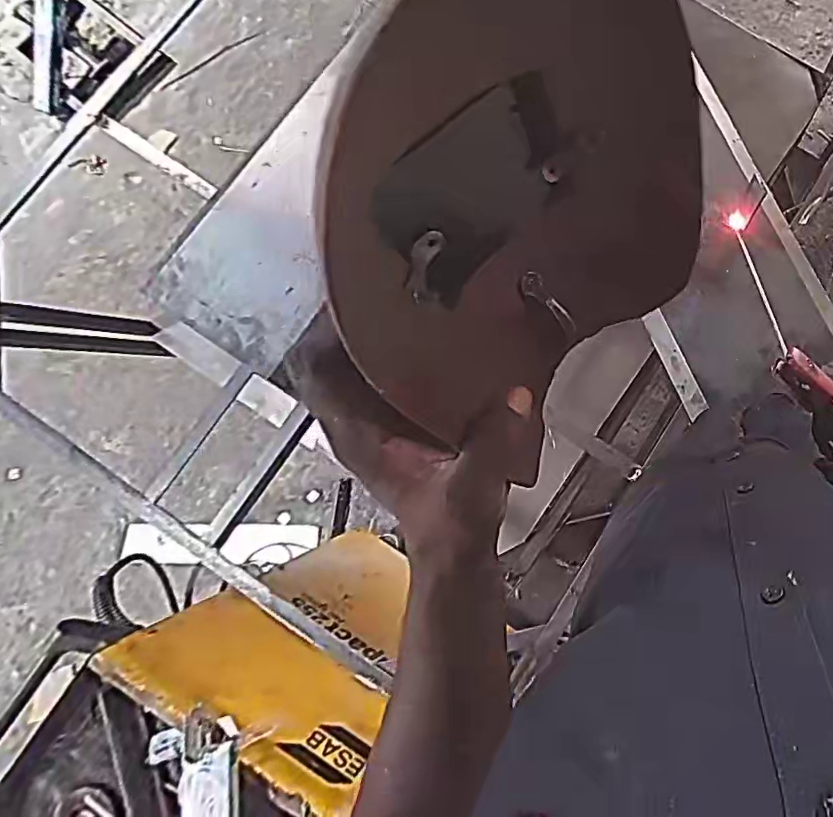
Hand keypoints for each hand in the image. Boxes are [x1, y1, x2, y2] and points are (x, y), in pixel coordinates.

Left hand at [285, 310, 540, 568]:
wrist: (455, 553)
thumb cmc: (453, 528)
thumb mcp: (474, 488)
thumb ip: (492, 444)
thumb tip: (516, 395)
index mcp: (358, 435)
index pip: (315, 370)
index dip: (323, 328)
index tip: (352, 291)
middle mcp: (357, 424)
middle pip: (330, 358)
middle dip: (348, 319)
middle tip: (385, 280)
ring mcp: (375, 425)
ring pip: (354, 365)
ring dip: (371, 333)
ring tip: (406, 297)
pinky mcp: (399, 425)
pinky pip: (383, 376)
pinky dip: (395, 352)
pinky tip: (430, 336)